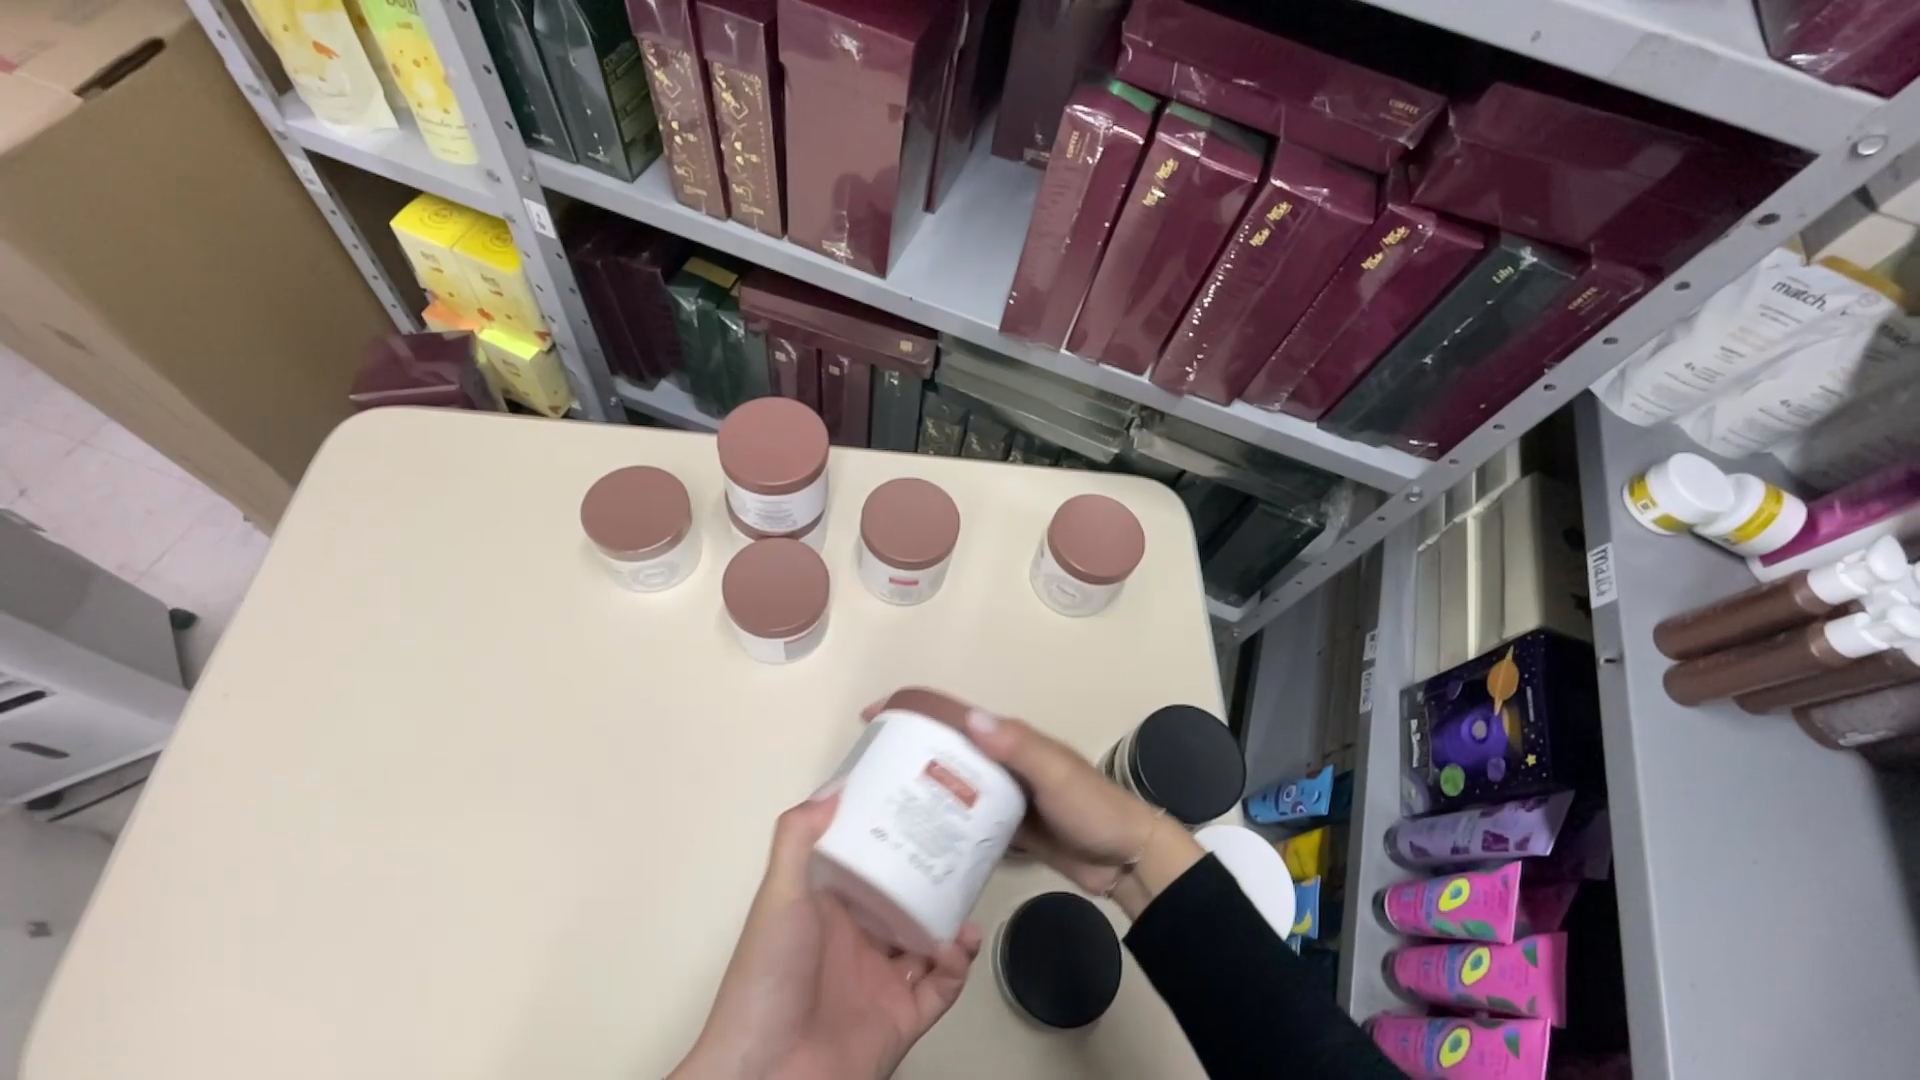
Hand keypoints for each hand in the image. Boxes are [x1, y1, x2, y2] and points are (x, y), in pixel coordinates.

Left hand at [670, 792, 981, 1079]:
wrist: (768, 1076)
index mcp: (830, 909)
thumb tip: (836, 787)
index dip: (894, 836)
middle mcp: (858, 939)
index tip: (922, 806)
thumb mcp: (778, 897)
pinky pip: (943, 986)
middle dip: (934, 874)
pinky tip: (960, 945)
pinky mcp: (904, 1016)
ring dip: (954, 918)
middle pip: (907, 898)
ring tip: (970, 896)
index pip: (869, 863)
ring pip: (932, 938)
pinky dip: (958, 965)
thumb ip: (798, 839)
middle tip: (963, 846)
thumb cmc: (767, 978)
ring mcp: (883, 978)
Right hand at [862, 698, 1203, 919]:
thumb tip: (970, 717)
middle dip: (908, 752)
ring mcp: (1004, 799)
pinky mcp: (1007, 830)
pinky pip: (967, 821)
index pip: (956, 716)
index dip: (916, 711)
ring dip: (922, 789)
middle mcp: (1002, 763)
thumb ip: (1019, 747)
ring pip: (954, 787)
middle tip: (867, 770)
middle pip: (948, 751)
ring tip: (880, 805)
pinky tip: (916, 838)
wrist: (1126, 861)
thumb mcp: (1057, 773)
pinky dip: (943, 824)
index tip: (873, 716)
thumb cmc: (1093, 809)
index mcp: (1012, 740)